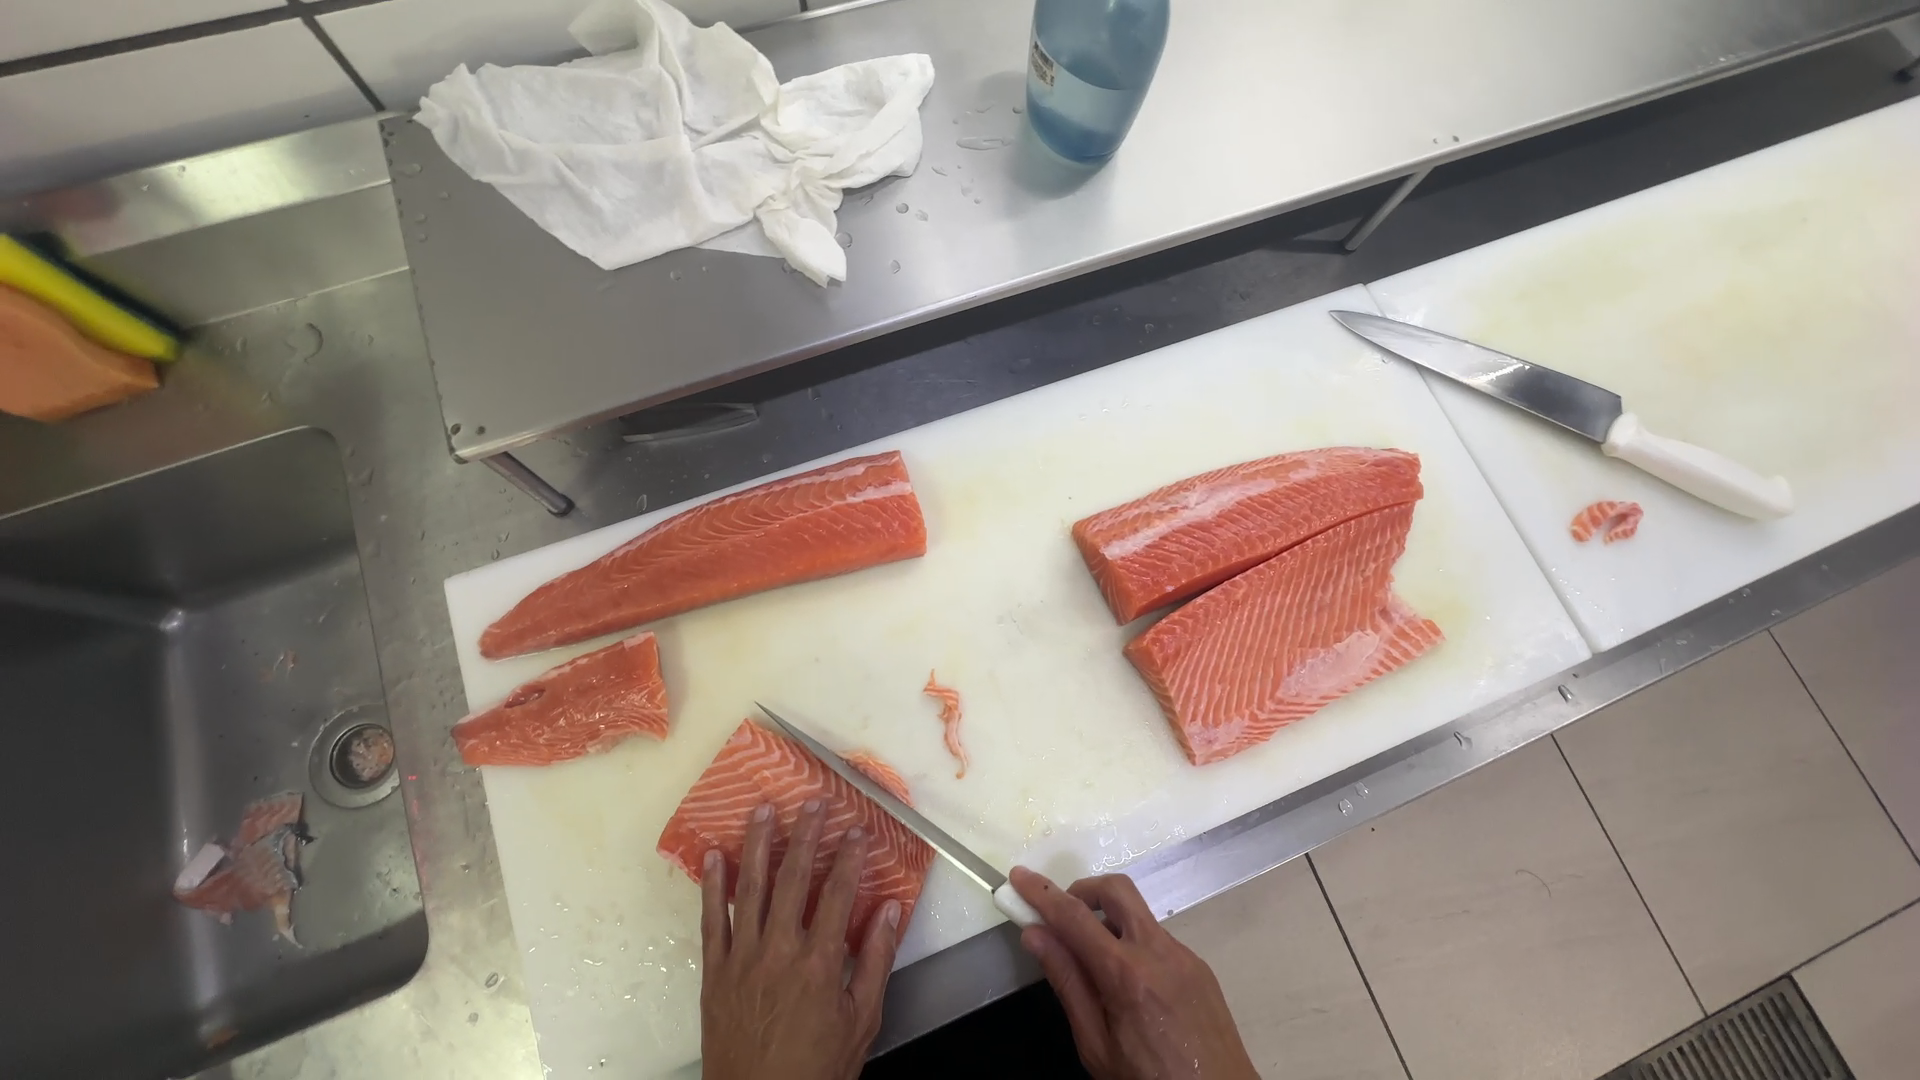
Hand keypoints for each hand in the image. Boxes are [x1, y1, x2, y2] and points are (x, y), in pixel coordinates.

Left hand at [700, 800, 902, 1079]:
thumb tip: (891, 911)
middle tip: (813, 802)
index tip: (858, 829)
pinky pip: (711, 920)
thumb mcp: (861, 1021)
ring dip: (758, 844)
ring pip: (750, 889)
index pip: (838, 894)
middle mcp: (779, 950)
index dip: (850, 857)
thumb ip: (876, 962)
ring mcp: (742, 958)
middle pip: (793, 879)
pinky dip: (712, 886)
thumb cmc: (817, 1069)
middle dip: (806, 835)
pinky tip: (714, 855)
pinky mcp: (715, 972)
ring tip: (763, 809)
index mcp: (818, 963)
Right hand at [1011, 867, 1257, 1079]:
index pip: (1074, 918)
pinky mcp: (1199, 965)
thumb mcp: (1096, 1046)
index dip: (1042, 893)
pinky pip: (1157, 938)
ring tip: (1094, 962)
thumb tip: (1035, 934)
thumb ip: (1067, 983)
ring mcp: (1184, 955)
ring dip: (1109, 919)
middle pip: (1116, 888)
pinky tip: (1128, 984)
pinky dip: (1132, 943)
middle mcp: (1159, 952)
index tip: (1019, 877)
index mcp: (1127, 976)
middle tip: (1061, 916)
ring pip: (1138, 913)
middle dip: (1082, 890)